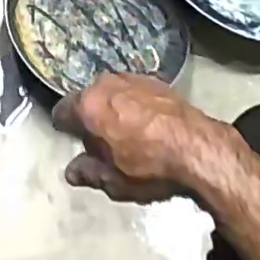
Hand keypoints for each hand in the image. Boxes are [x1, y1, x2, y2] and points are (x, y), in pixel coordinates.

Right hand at [54, 74, 230, 204]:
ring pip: (110, 92)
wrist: (197, 147)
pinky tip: (148, 122)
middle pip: (86, 99)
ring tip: (127, 131)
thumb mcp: (115, 181)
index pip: (61, 111)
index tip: (73, 140)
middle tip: (103, 141)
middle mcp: (102, 84)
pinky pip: (132, 90)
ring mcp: (128, 77)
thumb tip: (71, 171)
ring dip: (112, 107)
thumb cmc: (149, 167)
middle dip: (90, 116)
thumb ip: (89, 172)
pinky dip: (134, 103)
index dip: (65, 127)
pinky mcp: (151, 78)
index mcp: (86, 106)